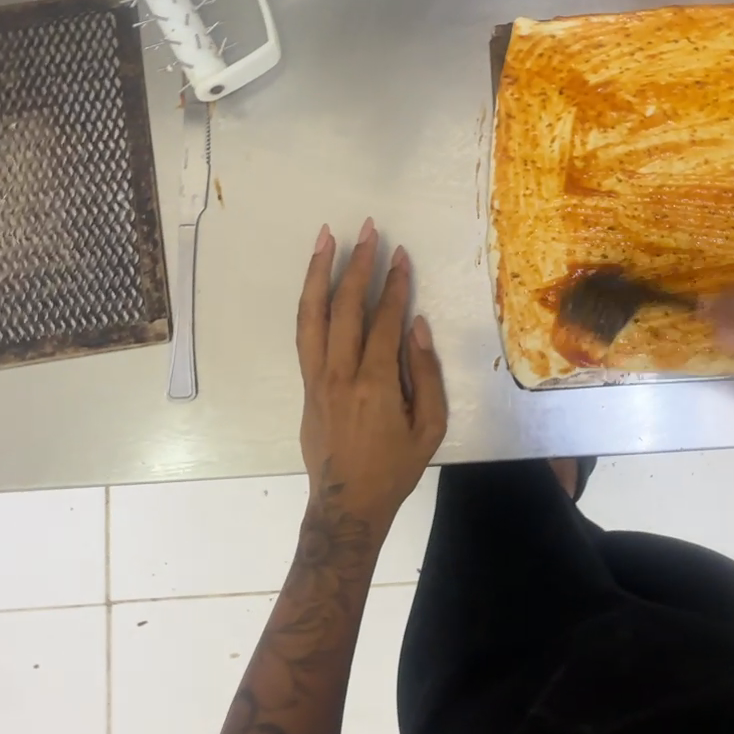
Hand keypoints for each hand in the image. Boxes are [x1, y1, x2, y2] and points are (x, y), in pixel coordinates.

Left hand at [295, 219, 447, 526]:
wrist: (347, 505)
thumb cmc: (395, 468)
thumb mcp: (429, 427)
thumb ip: (425, 375)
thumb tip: (418, 327)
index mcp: (375, 384)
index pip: (385, 320)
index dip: (395, 285)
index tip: (400, 254)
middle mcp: (339, 373)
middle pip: (346, 306)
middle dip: (358, 263)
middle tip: (368, 229)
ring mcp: (316, 377)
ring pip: (313, 314)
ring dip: (319, 272)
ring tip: (326, 237)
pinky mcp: (305, 384)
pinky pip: (304, 333)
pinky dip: (309, 301)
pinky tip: (315, 281)